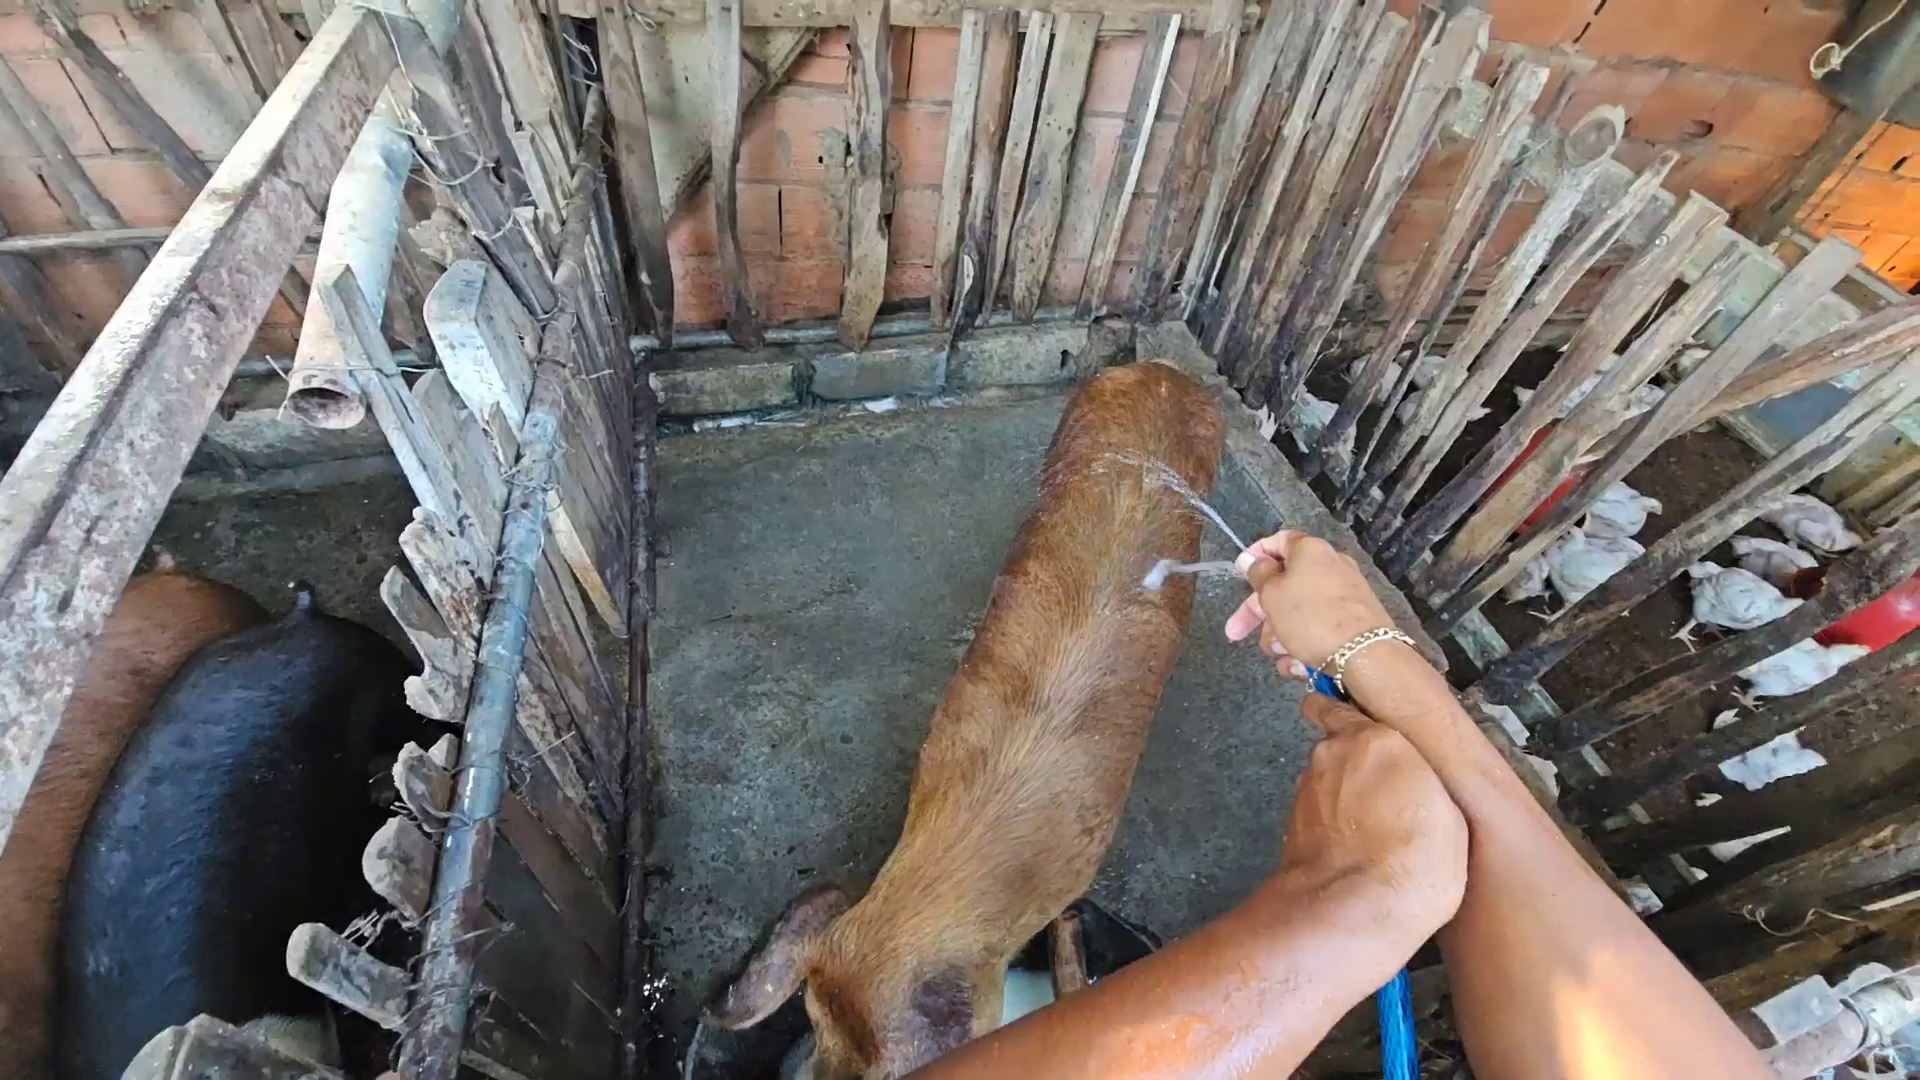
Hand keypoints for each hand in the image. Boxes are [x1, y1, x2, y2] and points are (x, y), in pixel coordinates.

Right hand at [1225, 531, 1400, 674]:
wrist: (1366, 656)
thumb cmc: (1310, 617)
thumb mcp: (1271, 593)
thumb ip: (1258, 574)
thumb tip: (1251, 558)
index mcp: (1310, 551)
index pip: (1278, 541)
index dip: (1255, 554)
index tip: (1239, 571)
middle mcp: (1329, 566)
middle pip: (1282, 584)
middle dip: (1258, 613)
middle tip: (1236, 632)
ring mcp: (1343, 595)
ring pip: (1296, 611)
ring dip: (1278, 633)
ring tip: (1280, 654)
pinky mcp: (1351, 621)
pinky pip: (1315, 627)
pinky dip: (1301, 644)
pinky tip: (1297, 665)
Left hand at [1280, 694, 1467, 933]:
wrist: (1356, 903)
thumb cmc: (1419, 853)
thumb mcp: (1445, 804)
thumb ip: (1412, 770)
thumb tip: (1396, 766)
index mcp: (1372, 738)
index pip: (1339, 709)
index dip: (1339, 714)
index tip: (1343, 719)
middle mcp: (1330, 752)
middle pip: (1335, 746)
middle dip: (1352, 762)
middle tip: (1382, 793)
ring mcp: (1305, 785)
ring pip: (1324, 779)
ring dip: (1341, 794)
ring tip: (1373, 830)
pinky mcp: (1291, 816)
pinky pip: (1315, 809)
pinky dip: (1329, 820)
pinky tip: (1352, 847)